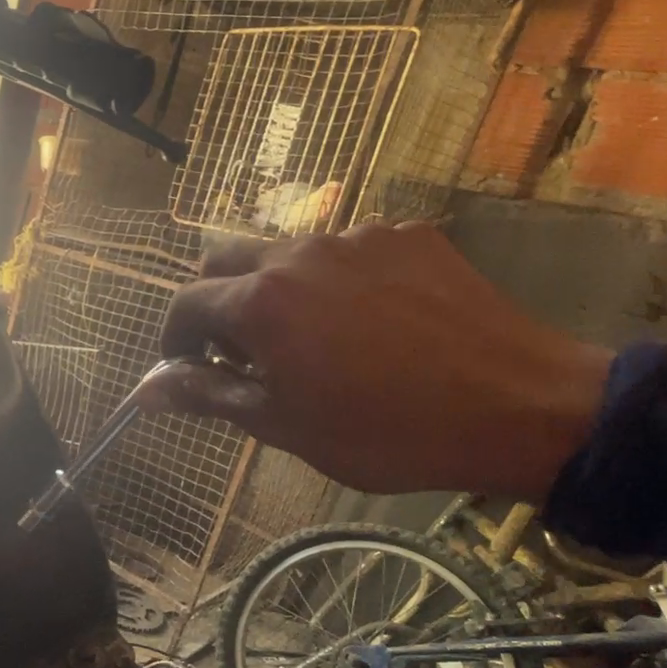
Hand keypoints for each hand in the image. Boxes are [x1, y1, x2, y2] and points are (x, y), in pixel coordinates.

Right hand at [147, 220, 614, 498]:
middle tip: (239, 352)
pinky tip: (368, 322)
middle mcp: (298, 252)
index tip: (186, 370)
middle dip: (215, 302)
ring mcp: (358, 237)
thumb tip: (144, 390)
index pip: (185, 303)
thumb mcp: (282, 425)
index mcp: (260, 300)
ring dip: (274, 290)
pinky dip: (333, 281)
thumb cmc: (386, 432)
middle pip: (224, 260)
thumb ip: (206, 394)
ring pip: (286, 252)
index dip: (174, 339)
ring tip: (311, 339)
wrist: (522, 408)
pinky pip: (347, 250)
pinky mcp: (410, 236)